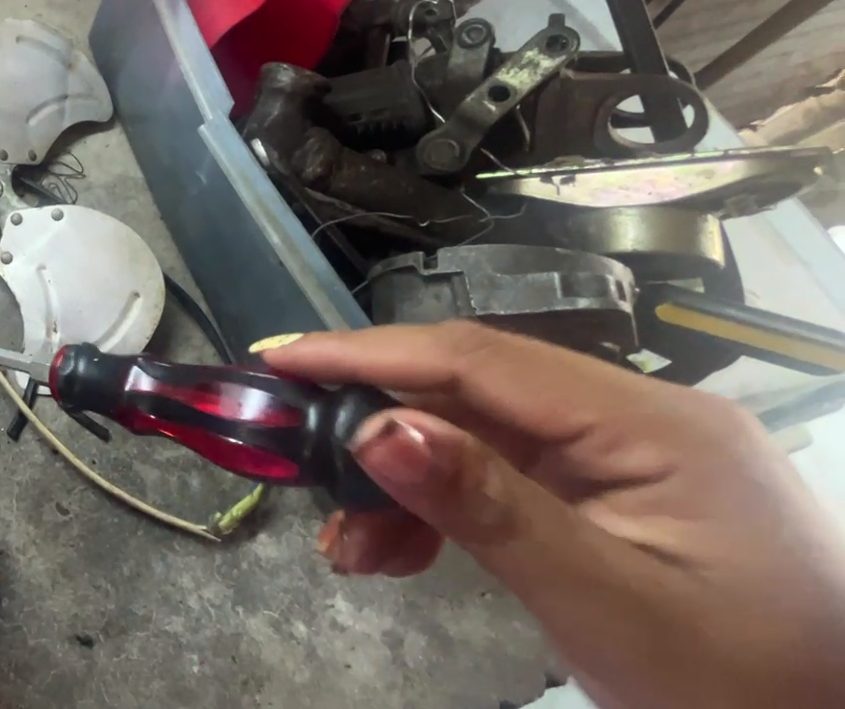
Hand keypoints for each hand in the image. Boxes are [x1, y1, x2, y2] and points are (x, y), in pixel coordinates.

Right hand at [265, 321, 844, 708]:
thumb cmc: (748, 690)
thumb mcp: (609, 606)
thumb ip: (488, 508)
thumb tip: (372, 429)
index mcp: (650, 421)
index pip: (475, 357)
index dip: (365, 352)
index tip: (277, 358)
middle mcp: (625, 413)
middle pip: (460, 389)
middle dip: (369, 426)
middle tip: (294, 457)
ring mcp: (610, 449)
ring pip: (461, 432)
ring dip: (392, 480)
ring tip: (347, 544)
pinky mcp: (594, 486)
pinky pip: (486, 473)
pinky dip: (428, 506)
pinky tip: (393, 551)